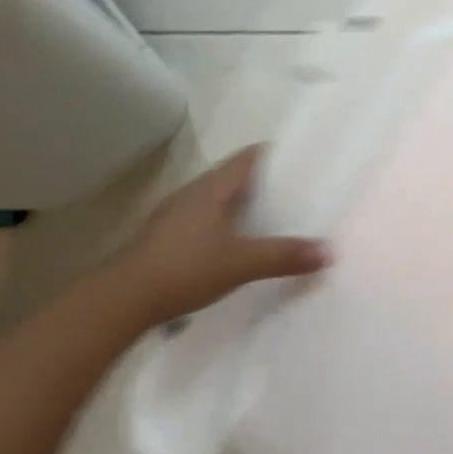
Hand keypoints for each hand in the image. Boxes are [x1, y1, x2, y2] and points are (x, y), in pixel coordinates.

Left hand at [114, 146, 330, 324]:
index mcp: (213, 187)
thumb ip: (283, 255)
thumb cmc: (185, 269)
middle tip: (297, 198)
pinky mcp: (166, 235)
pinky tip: (235, 248)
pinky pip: (204, 219)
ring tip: (272, 223)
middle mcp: (194, 192)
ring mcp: (176, 213)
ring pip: (218, 200)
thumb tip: (328, 250)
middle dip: (265, 185)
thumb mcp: (240, 264)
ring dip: (243, 207)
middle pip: (235, 177)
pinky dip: (225, 226)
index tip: (303, 165)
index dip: (276, 157)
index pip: (249, 157)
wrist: (124, 297)